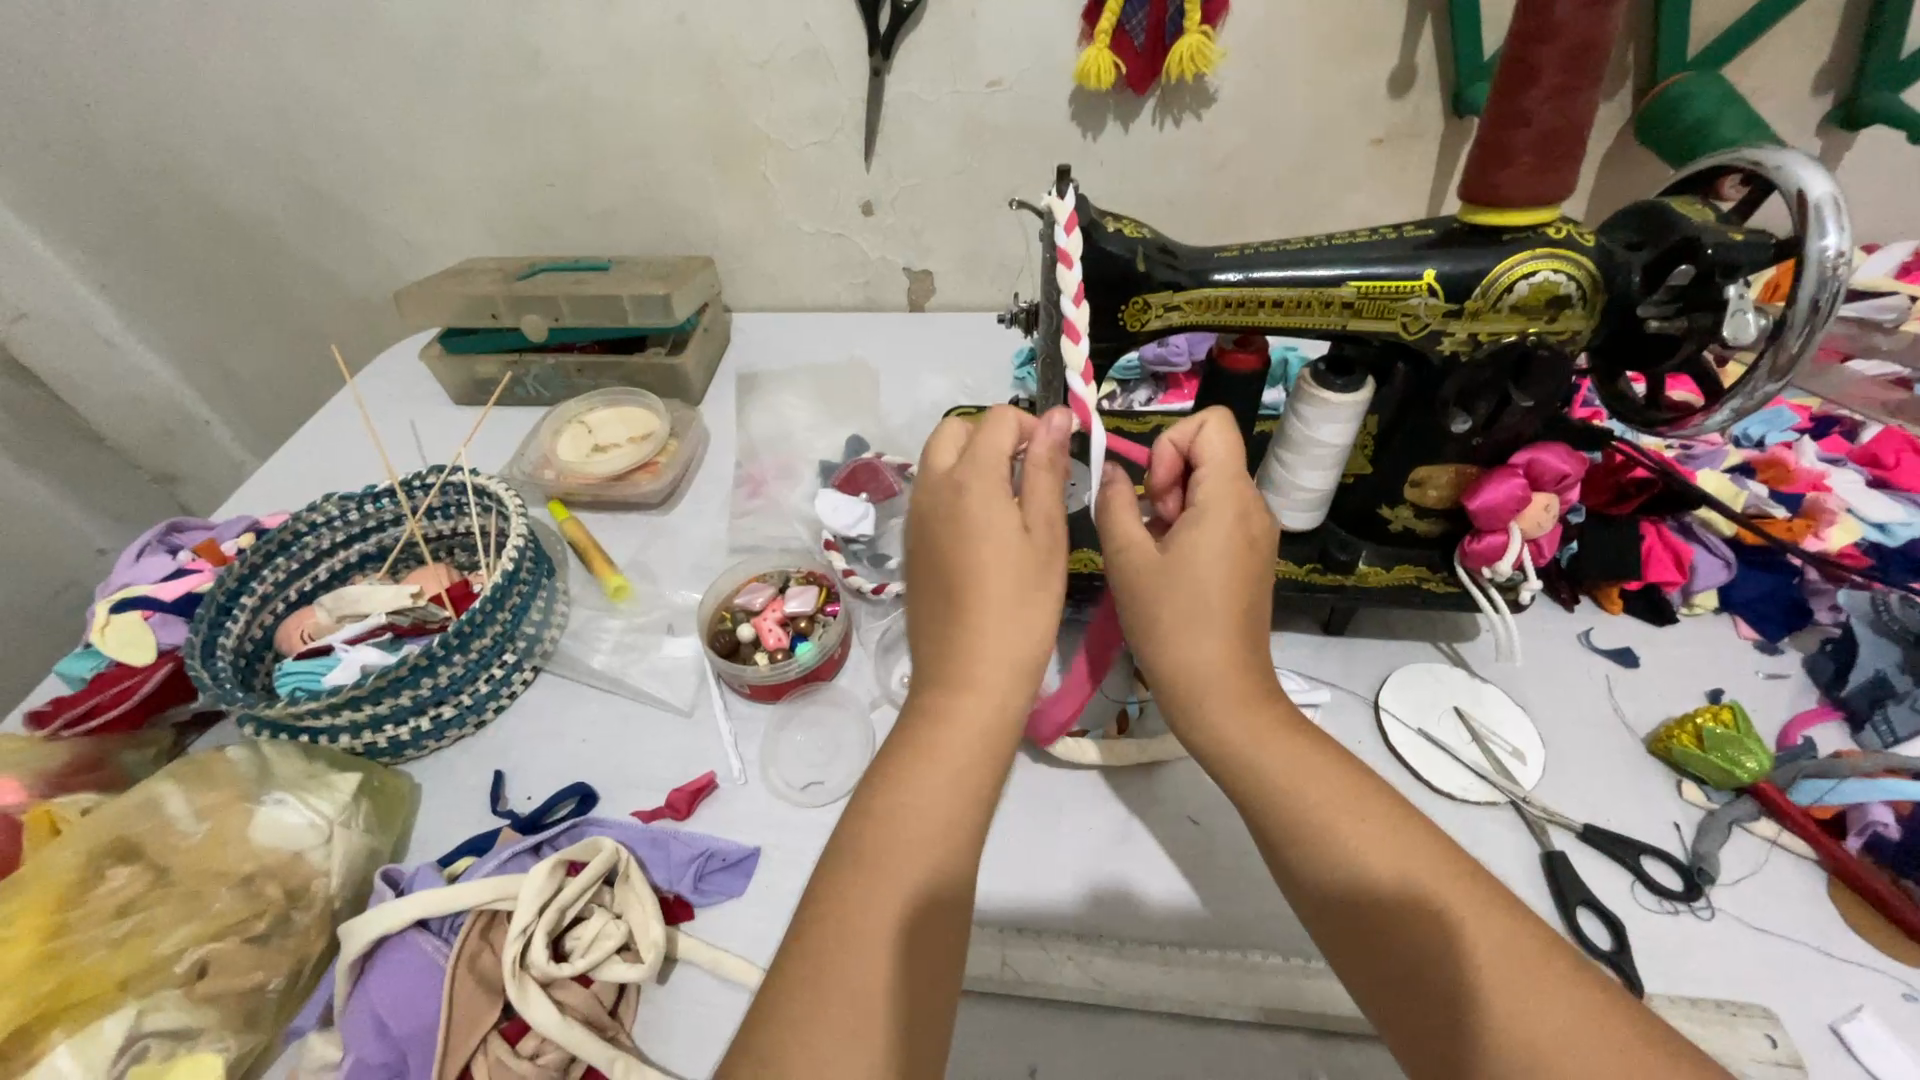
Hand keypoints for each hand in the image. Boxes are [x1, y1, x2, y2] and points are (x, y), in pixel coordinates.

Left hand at [905, 405, 1072, 715]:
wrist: (966, 677)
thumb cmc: (1021, 607)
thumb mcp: (1046, 535)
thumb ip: (1046, 469)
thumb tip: (1055, 417)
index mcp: (969, 478)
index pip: (996, 419)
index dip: (1030, 426)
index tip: (1055, 457)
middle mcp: (931, 487)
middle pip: (954, 430)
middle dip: (992, 434)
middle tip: (1029, 470)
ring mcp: (914, 516)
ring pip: (936, 460)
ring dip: (971, 460)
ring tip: (1010, 501)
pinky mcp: (910, 544)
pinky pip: (929, 493)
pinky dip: (955, 489)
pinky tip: (984, 530)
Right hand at [1095, 407, 1281, 723]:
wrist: (1220, 693)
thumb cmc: (1170, 625)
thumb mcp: (1127, 560)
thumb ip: (1114, 502)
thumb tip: (1112, 470)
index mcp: (1229, 497)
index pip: (1211, 422)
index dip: (1170, 445)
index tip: (1153, 497)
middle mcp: (1253, 506)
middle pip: (1209, 452)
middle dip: (1168, 478)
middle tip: (1150, 530)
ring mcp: (1257, 533)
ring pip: (1210, 485)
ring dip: (1174, 506)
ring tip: (1156, 554)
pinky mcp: (1253, 557)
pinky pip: (1219, 516)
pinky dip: (1189, 527)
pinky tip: (1170, 569)